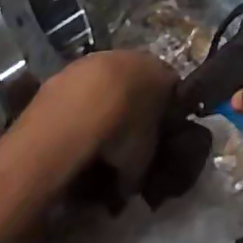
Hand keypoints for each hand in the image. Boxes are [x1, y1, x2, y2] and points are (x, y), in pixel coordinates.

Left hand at [19, 49, 177, 191]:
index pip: (171, 92)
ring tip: (92, 134)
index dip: (162, 117)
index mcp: (164, 76)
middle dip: (131, 107)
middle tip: (121, 137)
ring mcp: (104, 57)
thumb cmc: (124, 131)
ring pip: (109, 81)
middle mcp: (138, 58)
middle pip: (139, 82)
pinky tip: (72, 126)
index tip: (151, 138)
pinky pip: (83, 87)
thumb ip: (140, 170)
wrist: (80, 106)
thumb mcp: (141, 160)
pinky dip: (80, 104)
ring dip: (104, 103)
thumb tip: (129, 185)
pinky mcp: (74, 65)